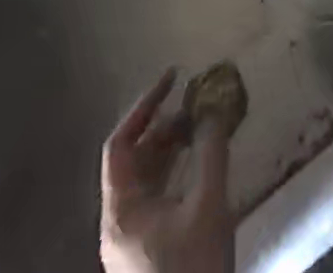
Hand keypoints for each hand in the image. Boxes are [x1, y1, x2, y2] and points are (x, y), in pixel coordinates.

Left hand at [100, 70, 235, 272]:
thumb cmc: (193, 265)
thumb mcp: (208, 204)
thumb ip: (211, 152)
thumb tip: (214, 109)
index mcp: (121, 210)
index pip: (121, 145)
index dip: (145, 106)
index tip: (174, 78)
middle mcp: (118, 220)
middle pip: (133, 159)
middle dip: (164, 124)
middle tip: (199, 101)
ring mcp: (132, 235)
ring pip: (147, 176)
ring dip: (173, 145)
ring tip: (204, 122)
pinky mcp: (150, 244)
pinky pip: (159, 192)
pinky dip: (178, 167)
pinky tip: (203, 159)